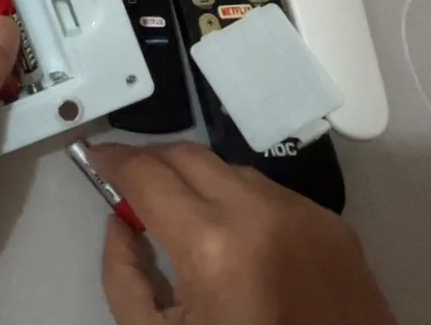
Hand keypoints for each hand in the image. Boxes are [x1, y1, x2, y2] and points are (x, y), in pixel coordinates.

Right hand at [90, 141, 394, 324]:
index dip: (111, 159)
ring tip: (184, 214)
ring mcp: (304, 215)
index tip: (94, 157)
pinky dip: (239, 200)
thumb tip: (121, 221)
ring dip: (195, 179)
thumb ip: (123, 275)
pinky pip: (269, 192)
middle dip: (150, 161)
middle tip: (129, 182)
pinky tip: (237, 237)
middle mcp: (259, 213)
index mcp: (212, 246)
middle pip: (185, 154)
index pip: (145, 173)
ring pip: (228, 168)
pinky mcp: (336, 227)